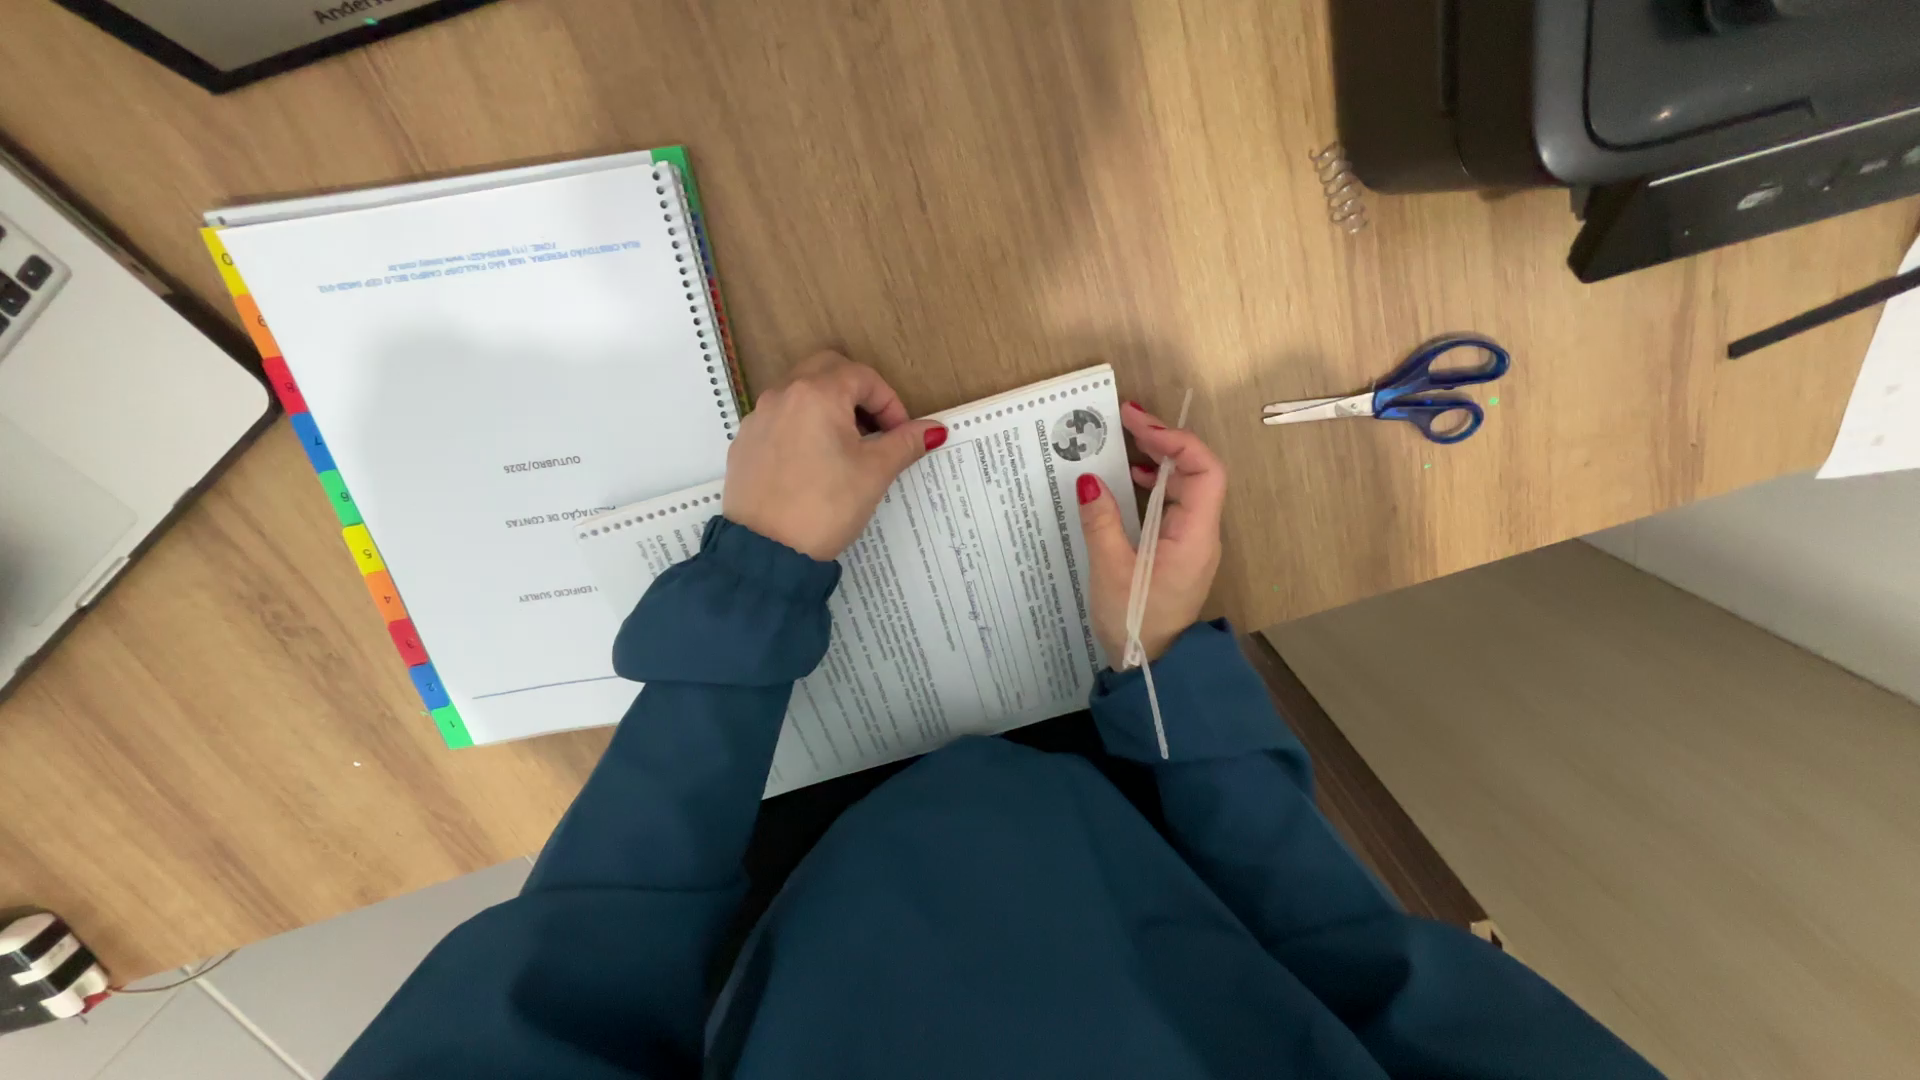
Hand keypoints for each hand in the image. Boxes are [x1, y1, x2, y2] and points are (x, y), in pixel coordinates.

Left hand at [723, 351, 947, 559]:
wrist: (767, 550)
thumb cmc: (826, 506)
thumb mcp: (875, 473)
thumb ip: (905, 443)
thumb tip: (934, 430)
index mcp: (817, 393)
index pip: (863, 377)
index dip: (890, 402)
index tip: (901, 435)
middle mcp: (782, 395)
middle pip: (827, 370)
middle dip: (858, 392)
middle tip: (875, 429)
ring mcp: (758, 418)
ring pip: (800, 392)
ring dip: (829, 408)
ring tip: (847, 449)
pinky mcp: (745, 443)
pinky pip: (780, 419)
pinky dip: (803, 427)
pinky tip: (814, 465)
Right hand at [1076, 401, 1224, 665]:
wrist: (1151, 668)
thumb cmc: (1135, 622)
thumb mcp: (1110, 571)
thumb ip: (1101, 522)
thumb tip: (1088, 479)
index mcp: (1195, 536)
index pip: (1204, 470)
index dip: (1175, 441)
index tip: (1138, 423)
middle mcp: (1202, 534)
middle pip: (1197, 472)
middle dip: (1164, 441)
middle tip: (1127, 419)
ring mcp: (1193, 543)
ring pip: (1186, 487)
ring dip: (1159, 460)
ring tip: (1126, 441)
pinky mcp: (1179, 552)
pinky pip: (1174, 505)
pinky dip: (1155, 485)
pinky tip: (1129, 480)